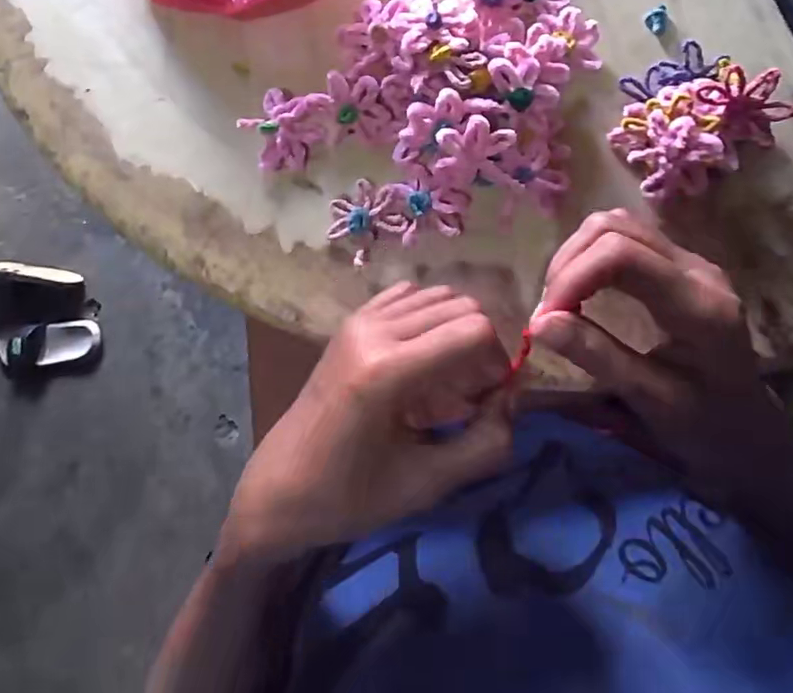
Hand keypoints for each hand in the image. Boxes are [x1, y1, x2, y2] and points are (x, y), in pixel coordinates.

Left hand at [220, 284, 515, 565]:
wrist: (278, 488)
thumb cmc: (349, 496)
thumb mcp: (427, 484)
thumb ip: (486, 443)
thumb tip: (514, 397)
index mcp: (388, 370)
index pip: (475, 331)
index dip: (500, 362)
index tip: (493, 402)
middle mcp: (375, 330)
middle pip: (462, 307)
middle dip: (483, 347)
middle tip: (476, 395)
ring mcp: (360, 319)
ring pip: (440, 297)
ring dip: (459, 332)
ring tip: (449, 380)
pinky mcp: (353, 320)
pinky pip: (411, 296)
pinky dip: (432, 319)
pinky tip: (424, 359)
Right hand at [531, 210, 784, 488]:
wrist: (755, 435)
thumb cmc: (708, 429)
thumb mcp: (651, 401)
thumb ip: (597, 356)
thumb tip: (539, 323)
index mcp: (698, 304)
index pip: (622, 254)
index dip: (572, 276)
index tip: (545, 318)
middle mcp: (698, 269)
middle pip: (616, 228)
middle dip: (570, 262)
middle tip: (550, 310)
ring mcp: (692, 262)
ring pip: (619, 224)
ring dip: (579, 254)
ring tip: (562, 299)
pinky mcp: (682, 266)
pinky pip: (628, 238)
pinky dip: (593, 256)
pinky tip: (582, 289)